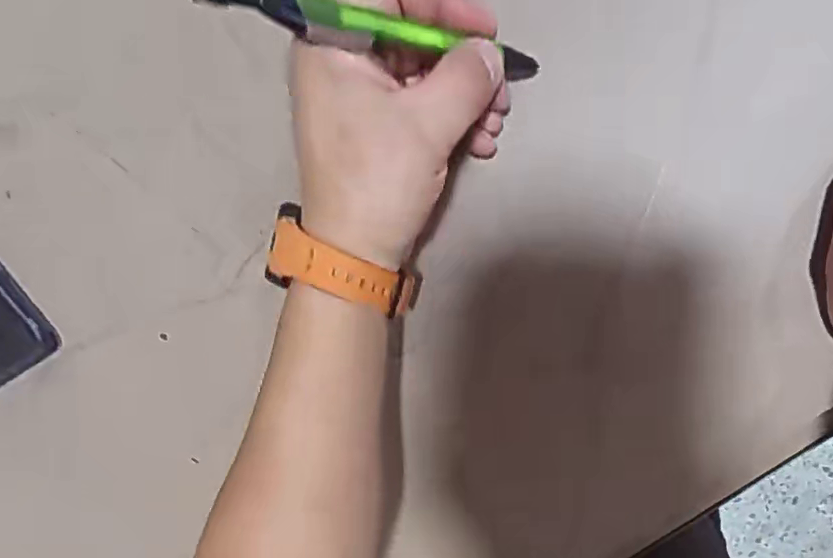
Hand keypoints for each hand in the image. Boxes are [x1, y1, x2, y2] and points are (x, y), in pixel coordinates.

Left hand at [289, 0, 511, 268]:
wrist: (355, 257)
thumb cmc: (375, 187)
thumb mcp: (426, 126)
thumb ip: (465, 79)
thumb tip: (490, 56)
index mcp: (334, 45)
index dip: (444, 7)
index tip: (484, 29)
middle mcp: (343, 65)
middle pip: (413, 36)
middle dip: (464, 64)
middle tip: (499, 89)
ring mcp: (360, 102)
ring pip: (423, 77)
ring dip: (467, 98)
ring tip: (494, 125)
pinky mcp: (378, 135)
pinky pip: (419, 109)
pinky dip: (453, 121)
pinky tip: (480, 141)